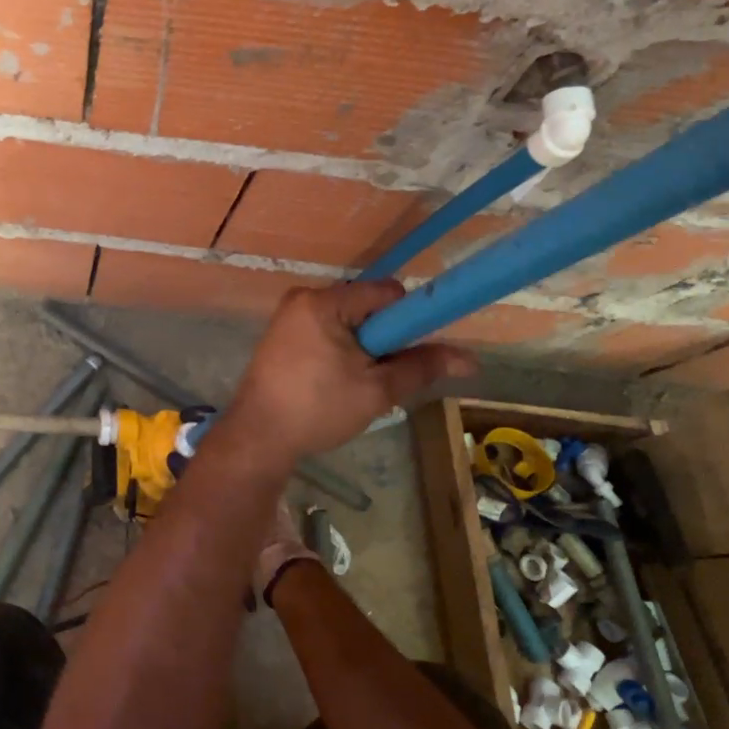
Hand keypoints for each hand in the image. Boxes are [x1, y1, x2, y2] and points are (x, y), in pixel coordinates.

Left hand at [222, 279, 475, 463]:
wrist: (258, 435)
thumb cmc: (318, 408)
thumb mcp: (377, 390)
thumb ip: (421, 367)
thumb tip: (470, 359)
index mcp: (323, 302)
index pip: (385, 292)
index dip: (407, 319)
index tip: (412, 352)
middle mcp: (302, 299)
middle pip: (364, 307)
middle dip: (382, 338)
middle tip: (381, 376)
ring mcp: (287, 317)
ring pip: (346, 324)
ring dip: (362, 349)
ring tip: (358, 384)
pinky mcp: (280, 337)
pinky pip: (324, 333)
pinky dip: (340, 353)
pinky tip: (336, 384)